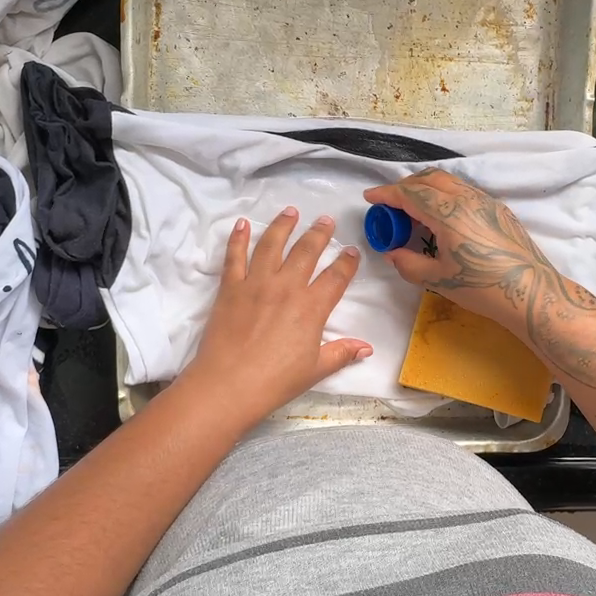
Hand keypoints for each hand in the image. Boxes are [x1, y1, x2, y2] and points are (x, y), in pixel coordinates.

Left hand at [176, 206, 370, 422]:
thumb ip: (341, 353)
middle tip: (326, 220)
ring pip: (272, 245)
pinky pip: (234, 256)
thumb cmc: (276, 381)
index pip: (335, 277)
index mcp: (312, 308)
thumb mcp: (315, 370)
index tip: (352, 252)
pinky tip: (242, 224)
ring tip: (291, 211)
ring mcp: (256, 284)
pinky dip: (238, 238)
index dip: (346, 263)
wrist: (229, 384)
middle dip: (318, 234)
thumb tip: (366, 348)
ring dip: (283, 226)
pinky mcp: (230, 288)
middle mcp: (286, 287)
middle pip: (306, 251)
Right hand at [362, 171, 556, 337]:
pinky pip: (464, 191)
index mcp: (449, 213)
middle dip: (405, 187)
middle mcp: (467, 198)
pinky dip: (445, 195)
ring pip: (450, 182)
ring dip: (426, 189)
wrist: (530, 292)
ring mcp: (486, 201)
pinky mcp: (498, 210)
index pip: (411, 194)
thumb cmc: (481, 287)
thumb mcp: (438, 279)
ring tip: (414, 210)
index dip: (387, 194)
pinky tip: (441, 218)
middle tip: (390, 205)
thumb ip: (409, 263)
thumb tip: (393, 253)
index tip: (370, 198)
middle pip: (430, 179)